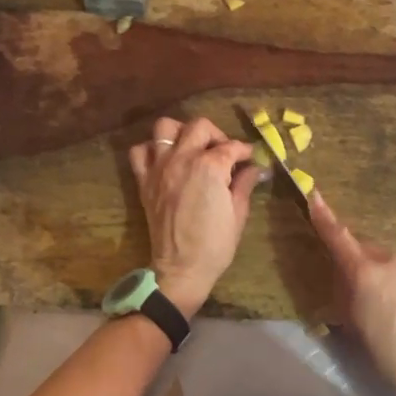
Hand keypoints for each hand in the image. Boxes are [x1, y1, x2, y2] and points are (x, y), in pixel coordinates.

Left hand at [128, 117, 262, 315]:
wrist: (181, 268)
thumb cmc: (215, 244)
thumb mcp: (238, 213)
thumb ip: (244, 184)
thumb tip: (255, 169)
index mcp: (210, 167)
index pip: (231, 146)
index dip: (244, 151)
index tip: (249, 158)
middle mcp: (182, 159)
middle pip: (200, 127)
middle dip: (216, 135)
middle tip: (223, 152)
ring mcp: (160, 168)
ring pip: (165, 128)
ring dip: (181, 132)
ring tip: (192, 148)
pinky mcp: (144, 181)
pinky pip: (140, 152)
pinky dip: (151, 149)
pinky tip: (165, 160)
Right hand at [308, 192, 395, 395]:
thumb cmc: (390, 355)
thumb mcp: (356, 327)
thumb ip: (346, 295)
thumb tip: (345, 281)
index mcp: (367, 274)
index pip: (340, 239)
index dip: (324, 218)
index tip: (314, 196)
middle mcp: (392, 260)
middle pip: (365, 253)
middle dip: (356, 267)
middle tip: (355, 297)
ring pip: (387, 263)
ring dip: (380, 276)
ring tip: (385, 308)